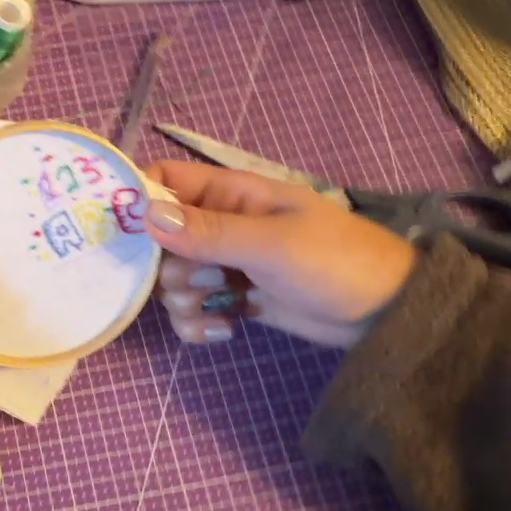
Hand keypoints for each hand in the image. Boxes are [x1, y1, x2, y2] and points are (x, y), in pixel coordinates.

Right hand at [144, 161, 415, 347]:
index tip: (123, 233)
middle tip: (203, 279)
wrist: (387, 316)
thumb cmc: (335, 263)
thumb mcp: (271, 244)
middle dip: (169, 267)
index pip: (165, 180)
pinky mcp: (234, 299)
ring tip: (221, 307)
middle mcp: (220, 224)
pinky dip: (199, 323)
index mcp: (230, 194)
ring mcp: (226, 264)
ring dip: (184, 301)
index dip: (139, 199)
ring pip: (172, 280)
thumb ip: (207, 231)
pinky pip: (193, 310)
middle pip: (159, 240)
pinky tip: (226, 330)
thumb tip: (145, 215)